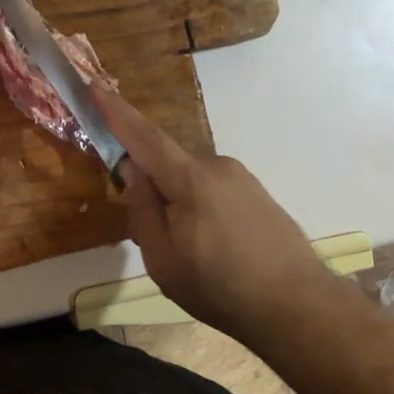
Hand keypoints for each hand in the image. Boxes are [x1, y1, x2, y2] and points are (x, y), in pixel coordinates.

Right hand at [97, 88, 330, 334]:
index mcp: (191, 179)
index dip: (116, 112)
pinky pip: (212, 193)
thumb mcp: (163, 260)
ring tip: (191, 257)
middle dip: (151, 191)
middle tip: (152, 239)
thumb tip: (133, 173)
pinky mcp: (257, 195)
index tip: (94, 86)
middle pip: (167, 165)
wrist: (299, 307)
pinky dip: (200, 213)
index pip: (144, 137)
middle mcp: (217, 167)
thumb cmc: (221, 287)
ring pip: (190, 183)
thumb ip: (142, 211)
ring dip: (178, 206)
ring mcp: (242, 179)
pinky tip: (214, 253)